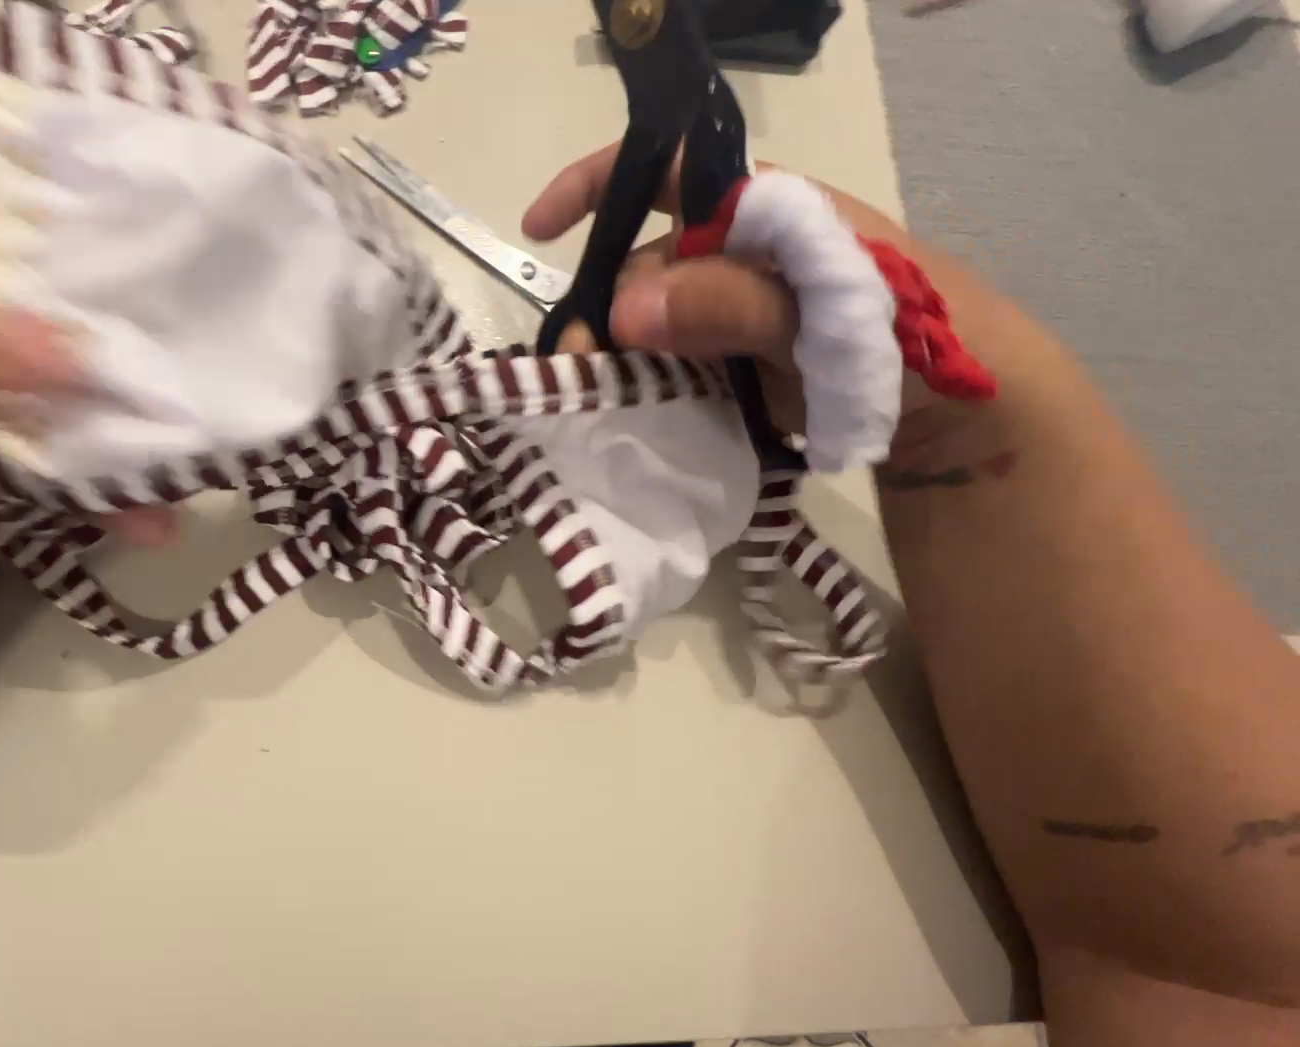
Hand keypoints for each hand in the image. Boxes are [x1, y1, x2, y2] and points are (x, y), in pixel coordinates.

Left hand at [0, 134, 169, 706]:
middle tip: (204, 282)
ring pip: (65, 371)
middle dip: (113, 279)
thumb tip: (85, 348)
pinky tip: (161, 513)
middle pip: (34, 274)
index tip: (133, 164)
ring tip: (204, 406)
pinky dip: (114, 482)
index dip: (34, 155)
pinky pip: (70, 456)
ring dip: (128, 391)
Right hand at [523, 143, 941, 437]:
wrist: (961, 421)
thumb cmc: (912, 344)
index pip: (672, 170)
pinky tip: (630, 408)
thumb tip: (620, 310)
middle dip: (601, 309)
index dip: (598, 184)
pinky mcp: (728, 364)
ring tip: (601, 397)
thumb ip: (732, 303)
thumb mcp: (831, 314)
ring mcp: (730, 313)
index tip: (539, 229)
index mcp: (766, 213)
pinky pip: (664, 365)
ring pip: (645, 321)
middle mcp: (738, 255)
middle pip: (642, 264)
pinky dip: (639, 384)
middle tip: (582, 370)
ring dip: (615, 356)